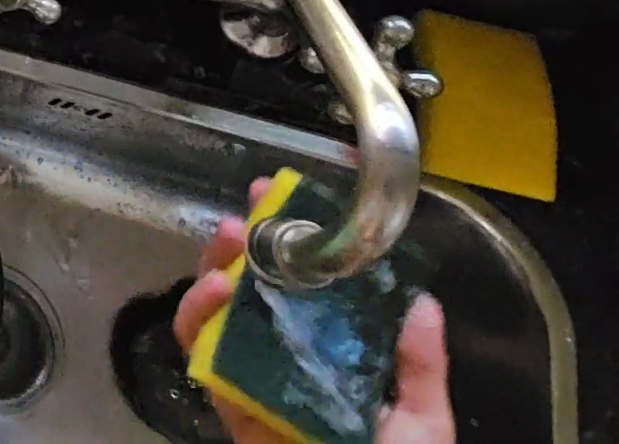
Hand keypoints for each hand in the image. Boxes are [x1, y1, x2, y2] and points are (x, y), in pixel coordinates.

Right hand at [173, 178, 455, 443]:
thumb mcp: (422, 419)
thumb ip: (419, 365)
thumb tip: (421, 300)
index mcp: (320, 347)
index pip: (295, 284)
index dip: (285, 241)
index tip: (280, 199)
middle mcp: (275, 347)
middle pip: (243, 285)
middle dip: (240, 246)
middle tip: (247, 216)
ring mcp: (242, 365)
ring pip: (211, 304)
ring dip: (213, 266)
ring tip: (229, 244)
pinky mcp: (219, 388)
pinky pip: (196, 344)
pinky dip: (198, 312)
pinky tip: (215, 288)